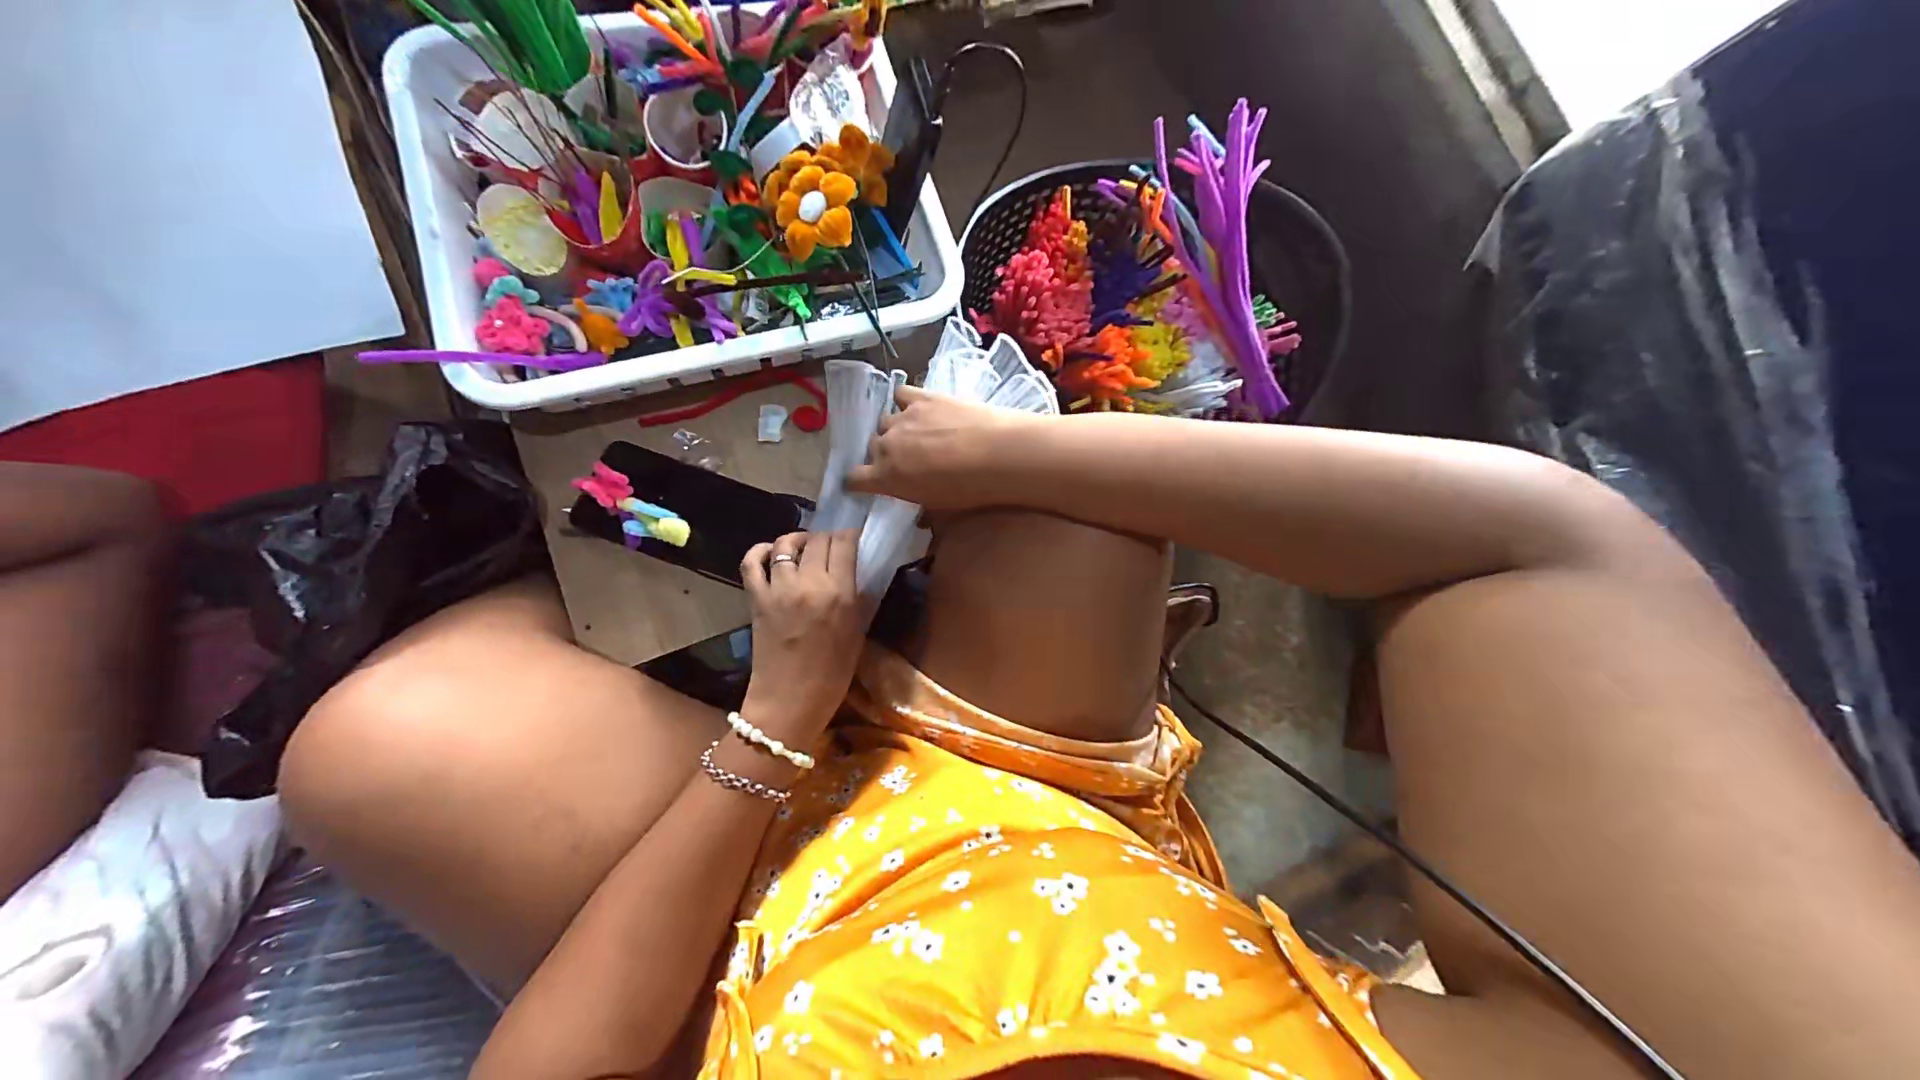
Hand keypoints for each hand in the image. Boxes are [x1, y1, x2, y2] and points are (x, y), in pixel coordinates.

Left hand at [738, 530, 866, 747]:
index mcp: (839, 592)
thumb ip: (858, 599)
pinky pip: (752, 562)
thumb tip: (857, 574)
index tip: (854, 538)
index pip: (844, 544)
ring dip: (799, 540)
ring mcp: (778, 588)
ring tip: (805, 547)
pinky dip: (761, 551)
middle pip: (818, 540)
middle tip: (832, 546)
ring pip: (786, 544)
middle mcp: (809, 583)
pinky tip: (771, 553)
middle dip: (828, 537)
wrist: (790, 701)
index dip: (851, 535)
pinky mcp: (756, 597)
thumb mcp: (857, 633)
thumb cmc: (832, 674)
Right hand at [847, 385, 1033, 510]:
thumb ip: (922, 508)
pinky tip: (919, 408)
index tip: (867, 483)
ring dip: (896, 430)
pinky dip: (906, 401)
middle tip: (907, 461)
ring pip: (886, 422)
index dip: (858, 481)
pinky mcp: (922, 397)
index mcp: (885, 477)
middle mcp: (885, 446)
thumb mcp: (940, 507)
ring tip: (917, 434)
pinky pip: (901, 395)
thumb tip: (922, 516)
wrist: (998, 454)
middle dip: (884, 455)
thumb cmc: (970, 490)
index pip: (853, 479)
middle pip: (873, 447)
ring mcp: (902, 419)